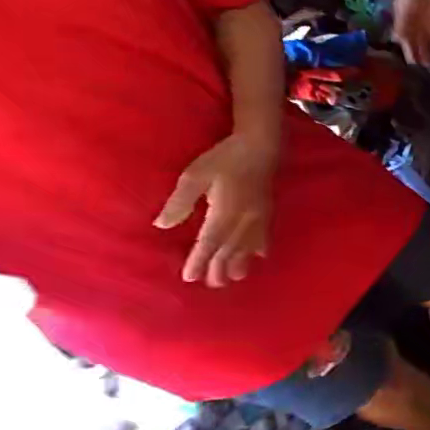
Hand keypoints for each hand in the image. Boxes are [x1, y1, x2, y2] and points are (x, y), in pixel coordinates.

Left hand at [154, 133, 275, 286]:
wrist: (261, 145)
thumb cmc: (224, 158)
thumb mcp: (194, 174)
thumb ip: (180, 201)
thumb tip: (162, 224)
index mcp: (224, 213)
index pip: (208, 243)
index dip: (199, 261)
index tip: (189, 277)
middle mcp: (243, 221)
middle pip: (229, 250)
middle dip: (220, 268)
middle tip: (212, 284)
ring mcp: (258, 217)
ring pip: (248, 247)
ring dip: (240, 263)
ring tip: (233, 277)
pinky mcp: (267, 211)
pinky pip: (264, 236)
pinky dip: (260, 249)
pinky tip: (259, 256)